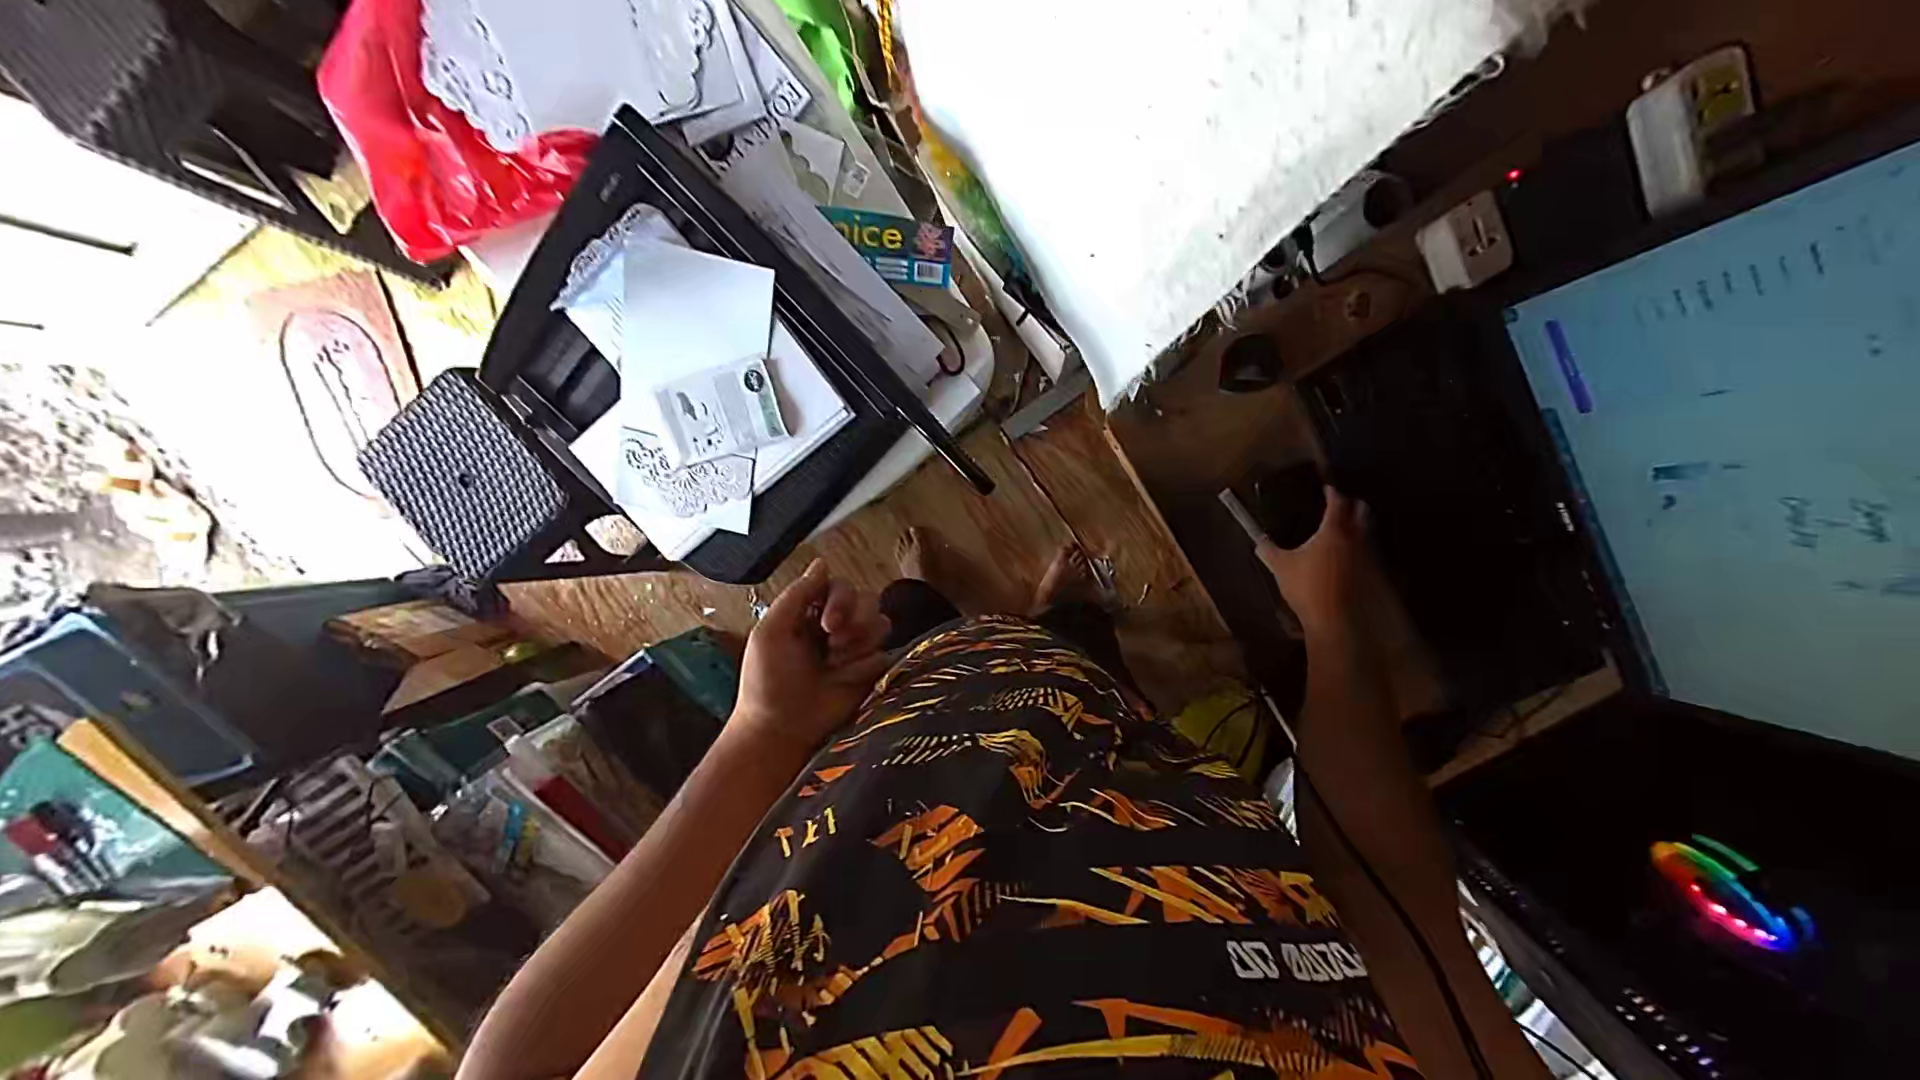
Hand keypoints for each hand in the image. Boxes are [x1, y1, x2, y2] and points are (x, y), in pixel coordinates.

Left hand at [730, 559, 892, 753]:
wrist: (782, 730)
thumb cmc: (767, 682)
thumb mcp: (770, 632)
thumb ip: (796, 595)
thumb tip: (822, 563)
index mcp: (811, 611)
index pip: (840, 585)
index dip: (841, 599)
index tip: (828, 624)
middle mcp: (836, 625)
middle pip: (866, 599)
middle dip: (854, 621)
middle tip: (833, 645)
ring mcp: (854, 648)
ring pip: (880, 623)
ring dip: (859, 643)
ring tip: (835, 665)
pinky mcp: (869, 671)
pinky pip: (885, 653)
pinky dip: (866, 665)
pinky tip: (846, 680)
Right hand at [1256, 486, 1370, 638]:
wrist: (1337, 619)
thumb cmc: (1307, 587)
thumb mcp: (1281, 567)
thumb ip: (1268, 551)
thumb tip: (1258, 542)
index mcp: (1333, 531)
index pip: (1337, 503)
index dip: (1332, 493)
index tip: (1327, 489)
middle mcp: (1356, 538)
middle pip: (1362, 511)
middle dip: (1353, 505)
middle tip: (1341, 505)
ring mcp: (1369, 555)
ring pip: (1368, 531)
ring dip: (1359, 526)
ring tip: (1345, 529)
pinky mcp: (1375, 572)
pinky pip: (1370, 551)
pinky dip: (1361, 547)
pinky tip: (1350, 556)